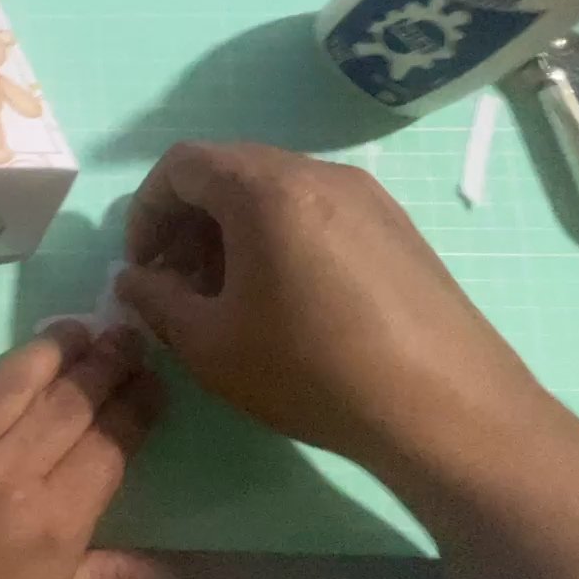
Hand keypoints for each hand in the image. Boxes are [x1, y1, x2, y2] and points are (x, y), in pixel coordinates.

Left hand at [0, 312, 174, 578]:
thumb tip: (180, 574)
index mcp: (54, 523)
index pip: (110, 443)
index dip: (138, 405)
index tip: (154, 377)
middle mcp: (3, 474)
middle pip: (66, 404)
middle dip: (105, 364)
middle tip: (124, 335)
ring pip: (4, 384)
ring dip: (44, 350)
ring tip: (71, 328)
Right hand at [116, 141, 551, 467]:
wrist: (447, 413)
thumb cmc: (308, 370)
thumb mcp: (204, 342)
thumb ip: (152, 298)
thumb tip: (132, 278)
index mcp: (267, 193)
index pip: (181, 165)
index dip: (145, 211)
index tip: (141, 265)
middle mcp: (318, 175)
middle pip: (225, 170)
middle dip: (182, 220)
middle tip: (173, 279)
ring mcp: (365, 197)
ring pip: (268, 189)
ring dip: (224, 229)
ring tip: (220, 291)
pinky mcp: (393, 226)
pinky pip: (309, 208)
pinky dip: (270, 235)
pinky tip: (274, 295)